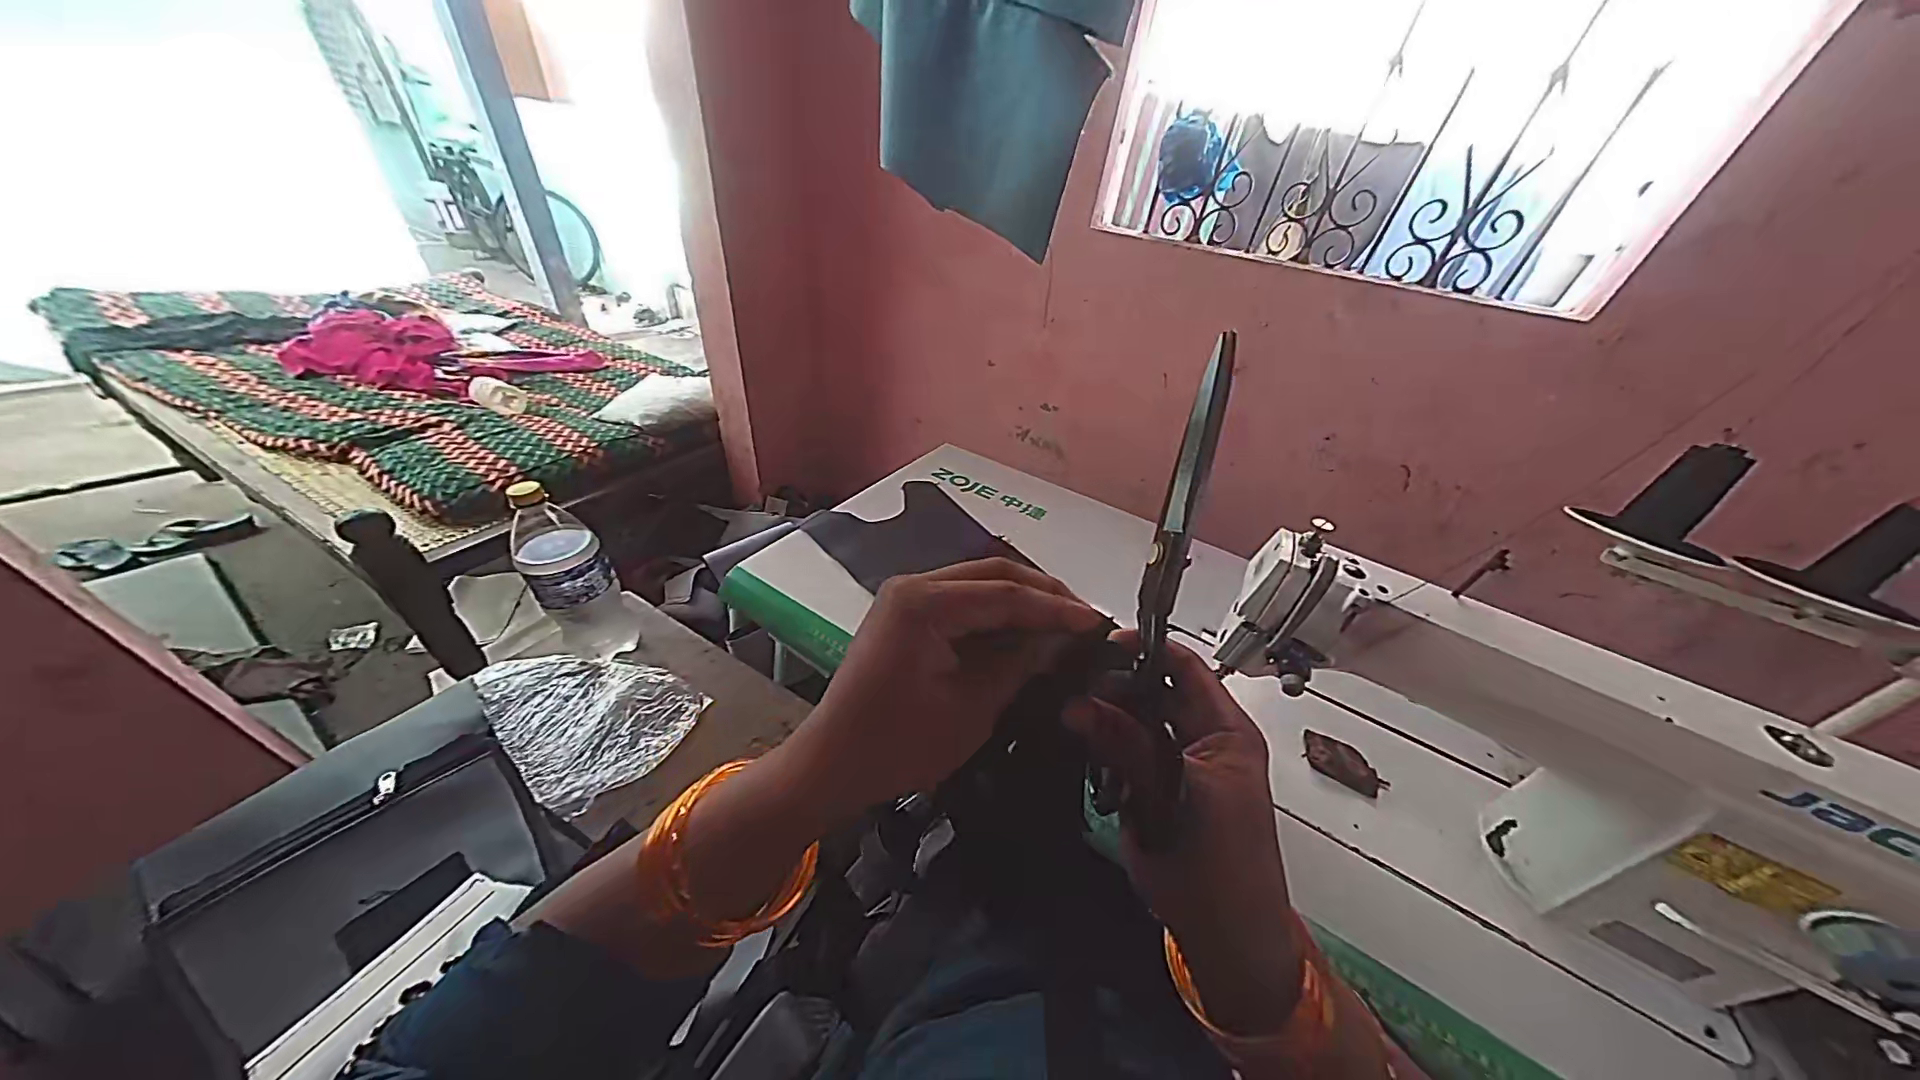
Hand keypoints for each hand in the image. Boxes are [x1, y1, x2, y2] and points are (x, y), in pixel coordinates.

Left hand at [777, 557, 1111, 830]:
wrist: (832, 764)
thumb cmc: (896, 745)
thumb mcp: (972, 707)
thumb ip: (1020, 664)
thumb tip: (1062, 640)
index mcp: (923, 604)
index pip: (1006, 593)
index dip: (1057, 608)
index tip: (1096, 622)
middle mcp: (912, 586)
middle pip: (994, 574)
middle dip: (1043, 594)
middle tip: (1082, 620)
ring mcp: (905, 598)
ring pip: (979, 583)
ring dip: (1021, 602)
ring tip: (1062, 626)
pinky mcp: (905, 615)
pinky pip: (961, 603)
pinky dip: (995, 615)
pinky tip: (1023, 634)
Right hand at [1065, 633, 1304, 1034]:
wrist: (1224, 939)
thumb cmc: (1223, 874)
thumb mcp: (1175, 798)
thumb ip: (1128, 746)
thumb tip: (1080, 705)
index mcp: (1227, 731)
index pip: (1187, 668)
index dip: (1148, 649)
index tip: (1103, 644)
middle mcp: (1202, 739)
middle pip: (1156, 691)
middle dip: (1116, 684)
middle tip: (1076, 684)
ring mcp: (1177, 763)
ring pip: (1137, 719)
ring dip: (1108, 715)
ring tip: (1074, 711)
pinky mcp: (1154, 786)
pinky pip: (1126, 749)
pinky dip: (1105, 743)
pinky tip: (1083, 742)